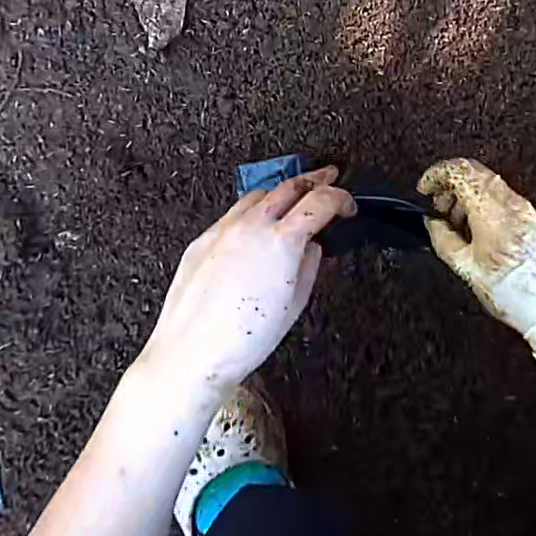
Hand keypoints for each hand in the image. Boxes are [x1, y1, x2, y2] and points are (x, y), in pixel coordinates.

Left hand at [138, 166, 355, 399]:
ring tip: (293, 198)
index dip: (341, 198)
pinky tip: (257, 224)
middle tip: (329, 178)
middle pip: (291, 185)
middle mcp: (252, 227)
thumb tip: (311, 249)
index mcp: (281, 242)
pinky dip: (252, 211)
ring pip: (260, 193)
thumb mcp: (294, 305)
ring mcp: (224, 230)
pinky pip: (232, 212)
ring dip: (282, 192)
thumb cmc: (240, 342)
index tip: (347, 205)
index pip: (321, 201)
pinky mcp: (202, 240)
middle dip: (316, 179)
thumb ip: (309, 267)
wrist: (189, 358)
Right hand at [417, 157, 535, 333]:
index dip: (436, 174)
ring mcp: (524, 208)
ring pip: (488, 183)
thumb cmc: (515, 294)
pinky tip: (476, 228)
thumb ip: (443, 239)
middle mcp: (510, 203)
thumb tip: (433, 224)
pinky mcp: (532, 216)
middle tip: (438, 204)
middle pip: (474, 171)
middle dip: (450, 183)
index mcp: (491, 212)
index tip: (426, 187)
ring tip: (456, 221)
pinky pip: (502, 197)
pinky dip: (483, 204)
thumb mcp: (465, 269)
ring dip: (466, 194)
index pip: (459, 170)